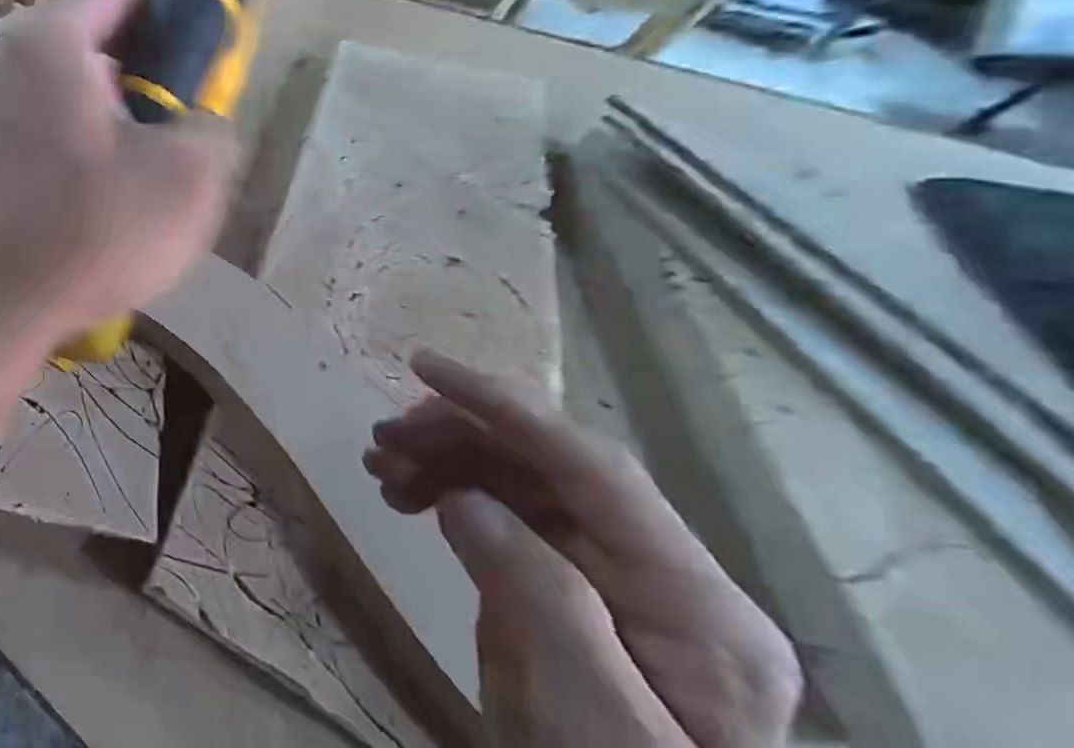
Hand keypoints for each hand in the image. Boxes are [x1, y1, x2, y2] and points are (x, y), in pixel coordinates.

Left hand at [0, 0, 238, 342]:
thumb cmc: (95, 232)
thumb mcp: (190, 176)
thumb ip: (212, 125)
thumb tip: (200, 121)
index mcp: (53, 41)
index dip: (183, 12)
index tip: (212, 57)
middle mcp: (10, 63)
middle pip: (103, 41)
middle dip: (154, 74)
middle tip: (188, 123)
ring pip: (79, 93)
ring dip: (123, 117)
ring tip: (153, 171)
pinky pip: (53, 131)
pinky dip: (88, 147)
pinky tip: (107, 200)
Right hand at [364, 352, 800, 747]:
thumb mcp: (580, 714)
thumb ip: (535, 596)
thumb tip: (462, 499)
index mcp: (697, 604)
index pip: (594, 469)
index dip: (505, 407)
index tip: (424, 367)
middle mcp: (666, 577)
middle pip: (553, 470)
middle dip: (461, 437)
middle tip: (383, 438)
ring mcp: (619, 585)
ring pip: (525, 487)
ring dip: (449, 463)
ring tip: (382, 466)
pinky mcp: (575, 596)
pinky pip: (511, 522)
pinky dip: (454, 498)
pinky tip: (411, 498)